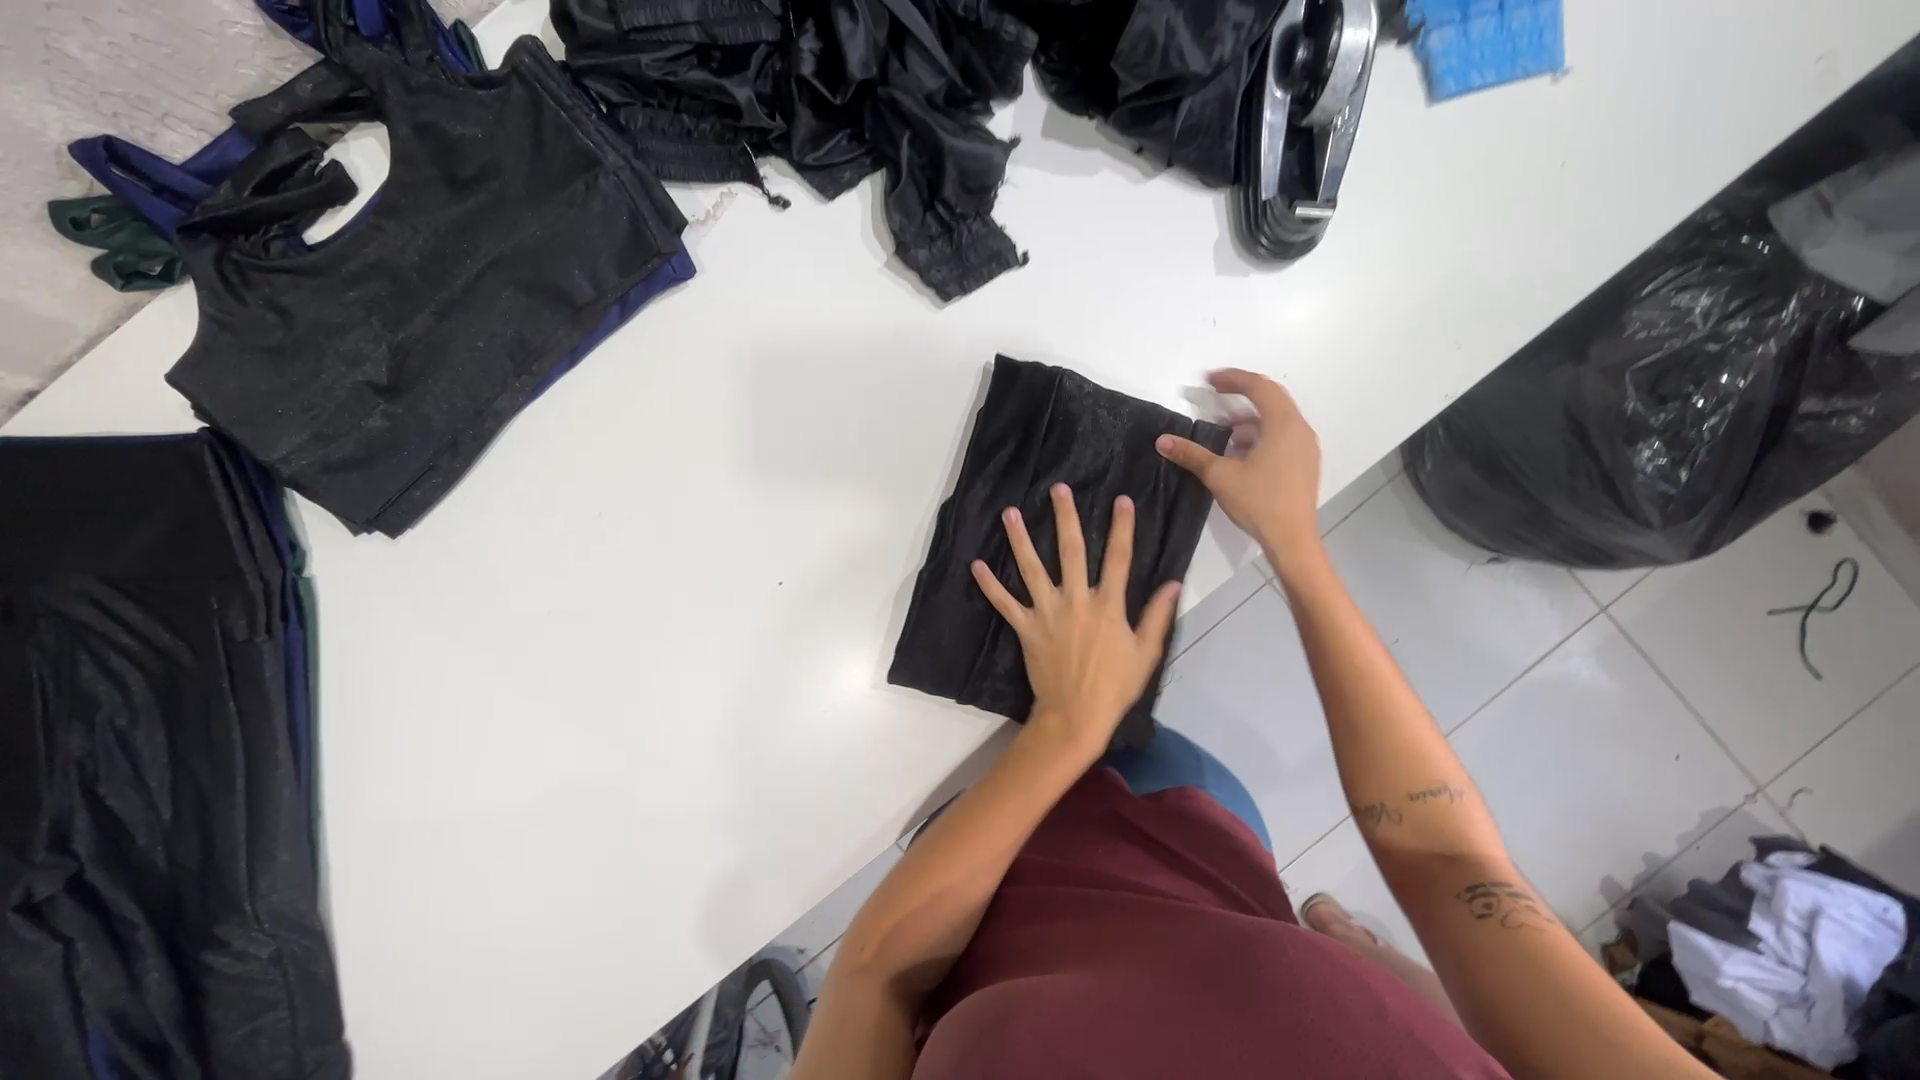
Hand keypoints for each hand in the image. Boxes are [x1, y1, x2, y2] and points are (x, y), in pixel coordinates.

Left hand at [971, 484, 1182, 761]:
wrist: (1077, 715)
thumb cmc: (1115, 687)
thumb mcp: (1146, 653)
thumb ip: (1157, 616)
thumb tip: (1175, 583)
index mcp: (1108, 605)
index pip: (1118, 558)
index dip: (1121, 527)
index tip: (1121, 499)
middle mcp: (1076, 601)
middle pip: (1071, 551)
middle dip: (1065, 517)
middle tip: (1058, 489)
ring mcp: (1047, 613)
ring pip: (1031, 568)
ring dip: (1020, 539)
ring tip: (1010, 513)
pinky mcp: (1026, 628)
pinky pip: (1005, 602)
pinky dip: (990, 584)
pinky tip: (977, 565)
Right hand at [1156, 369, 1322, 571]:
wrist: (1292, 539)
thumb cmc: (1259, 502)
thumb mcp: (1220, 476)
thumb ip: (1192, 455)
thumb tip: (1163, 441)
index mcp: (1283, 425)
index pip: (1259, 388)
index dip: (1233, 379)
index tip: (1210, 380)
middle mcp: (1300, 430)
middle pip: (1272, 399)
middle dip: (1242, 394)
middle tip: (1216, 394)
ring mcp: (1306, 448)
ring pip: (1277, 419)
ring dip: (1250, 418)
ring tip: (1224, 431)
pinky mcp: (1305, 464)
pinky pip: (1283, 436)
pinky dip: (1261, 434)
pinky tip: (1241, 452)